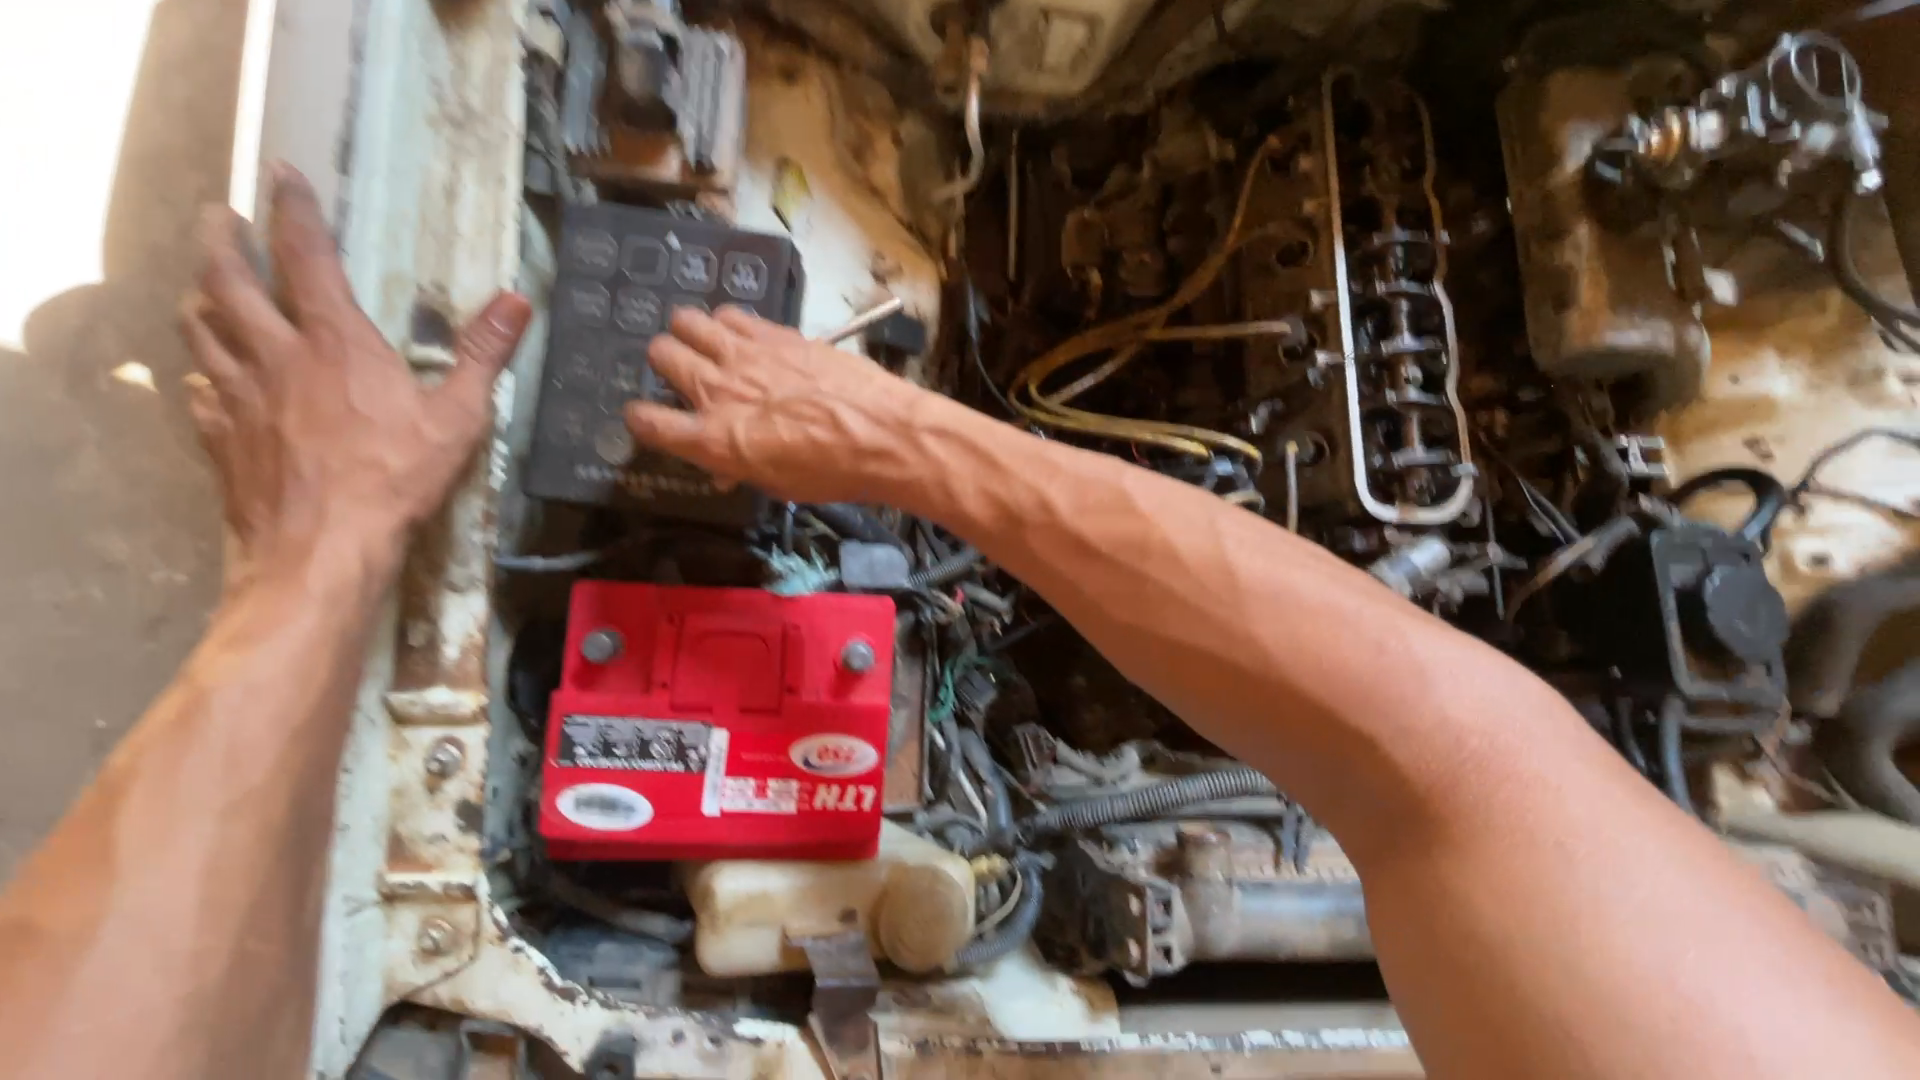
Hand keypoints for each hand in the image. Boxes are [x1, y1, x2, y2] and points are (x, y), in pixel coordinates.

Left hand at [180, 164, 531, 579]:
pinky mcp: (222, 434)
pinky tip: (207, 374)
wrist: (321, 546)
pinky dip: (199, 368)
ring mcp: (238, 395)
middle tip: (221, 217)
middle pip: (226, 280)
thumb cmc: (397, 478)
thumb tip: (518, 300)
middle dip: (221, 240)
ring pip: (199, 327)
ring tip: (207, 284)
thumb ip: (482, 355)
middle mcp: (274, 355)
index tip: (282, 172)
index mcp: (336, 344)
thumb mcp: (458, 416)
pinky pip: (197, 388)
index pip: (306, 259)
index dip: (294, 211)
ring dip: (200, 295)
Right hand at [625, 306, 933, 503]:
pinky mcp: (776, 334)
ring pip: (688, 321)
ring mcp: (746, 354)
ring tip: (708, 347)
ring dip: (690, 333)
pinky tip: (742, 335)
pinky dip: (728, 323)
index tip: (649, 419)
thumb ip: (741, 465)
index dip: (642, 420)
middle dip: (664, 364)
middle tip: (685, 374)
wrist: (884, 434)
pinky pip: (732, 314)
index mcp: (713, 439)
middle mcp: (718, 389)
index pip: (648, 422)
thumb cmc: (833, 473)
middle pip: (661, 355)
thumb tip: (726, 462)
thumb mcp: (778, 484)